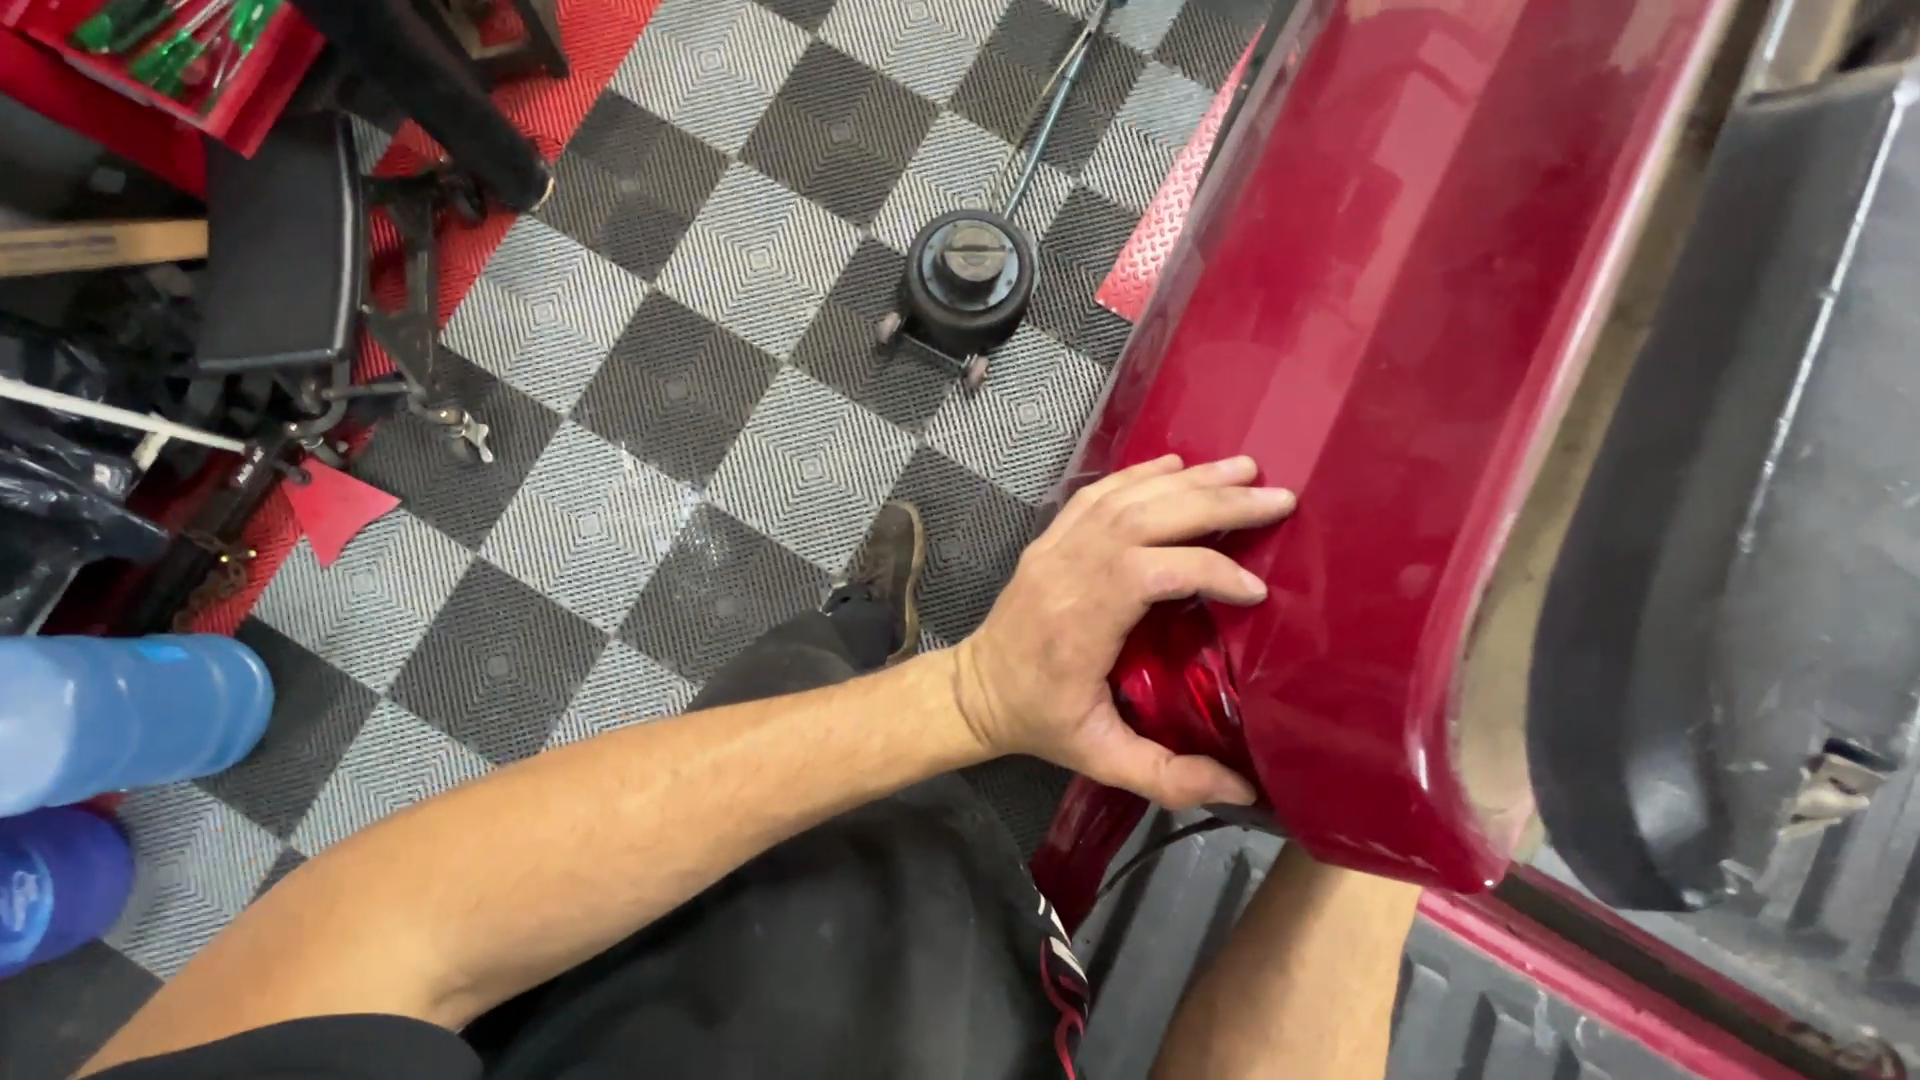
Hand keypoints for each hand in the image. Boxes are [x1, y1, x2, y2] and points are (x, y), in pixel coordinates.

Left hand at [951, 454, 1295, 808]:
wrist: (975, 691)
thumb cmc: (1040, 720)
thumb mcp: (1100, 759)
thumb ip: (1167, 778)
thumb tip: (1243, 791)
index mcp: (1080, 624)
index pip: (1148, 572)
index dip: (1206, 570)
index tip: (1254, 589)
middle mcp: (1066, 572)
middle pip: (1144, 519)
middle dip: (1214, 504)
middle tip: (1277, 498)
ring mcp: (1054, 548)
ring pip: (1124, 498)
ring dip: (1187, 480)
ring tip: (1245, 468)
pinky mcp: (1050, 538)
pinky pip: (1097, 494)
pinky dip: (1139, 474)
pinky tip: (1177, 463)